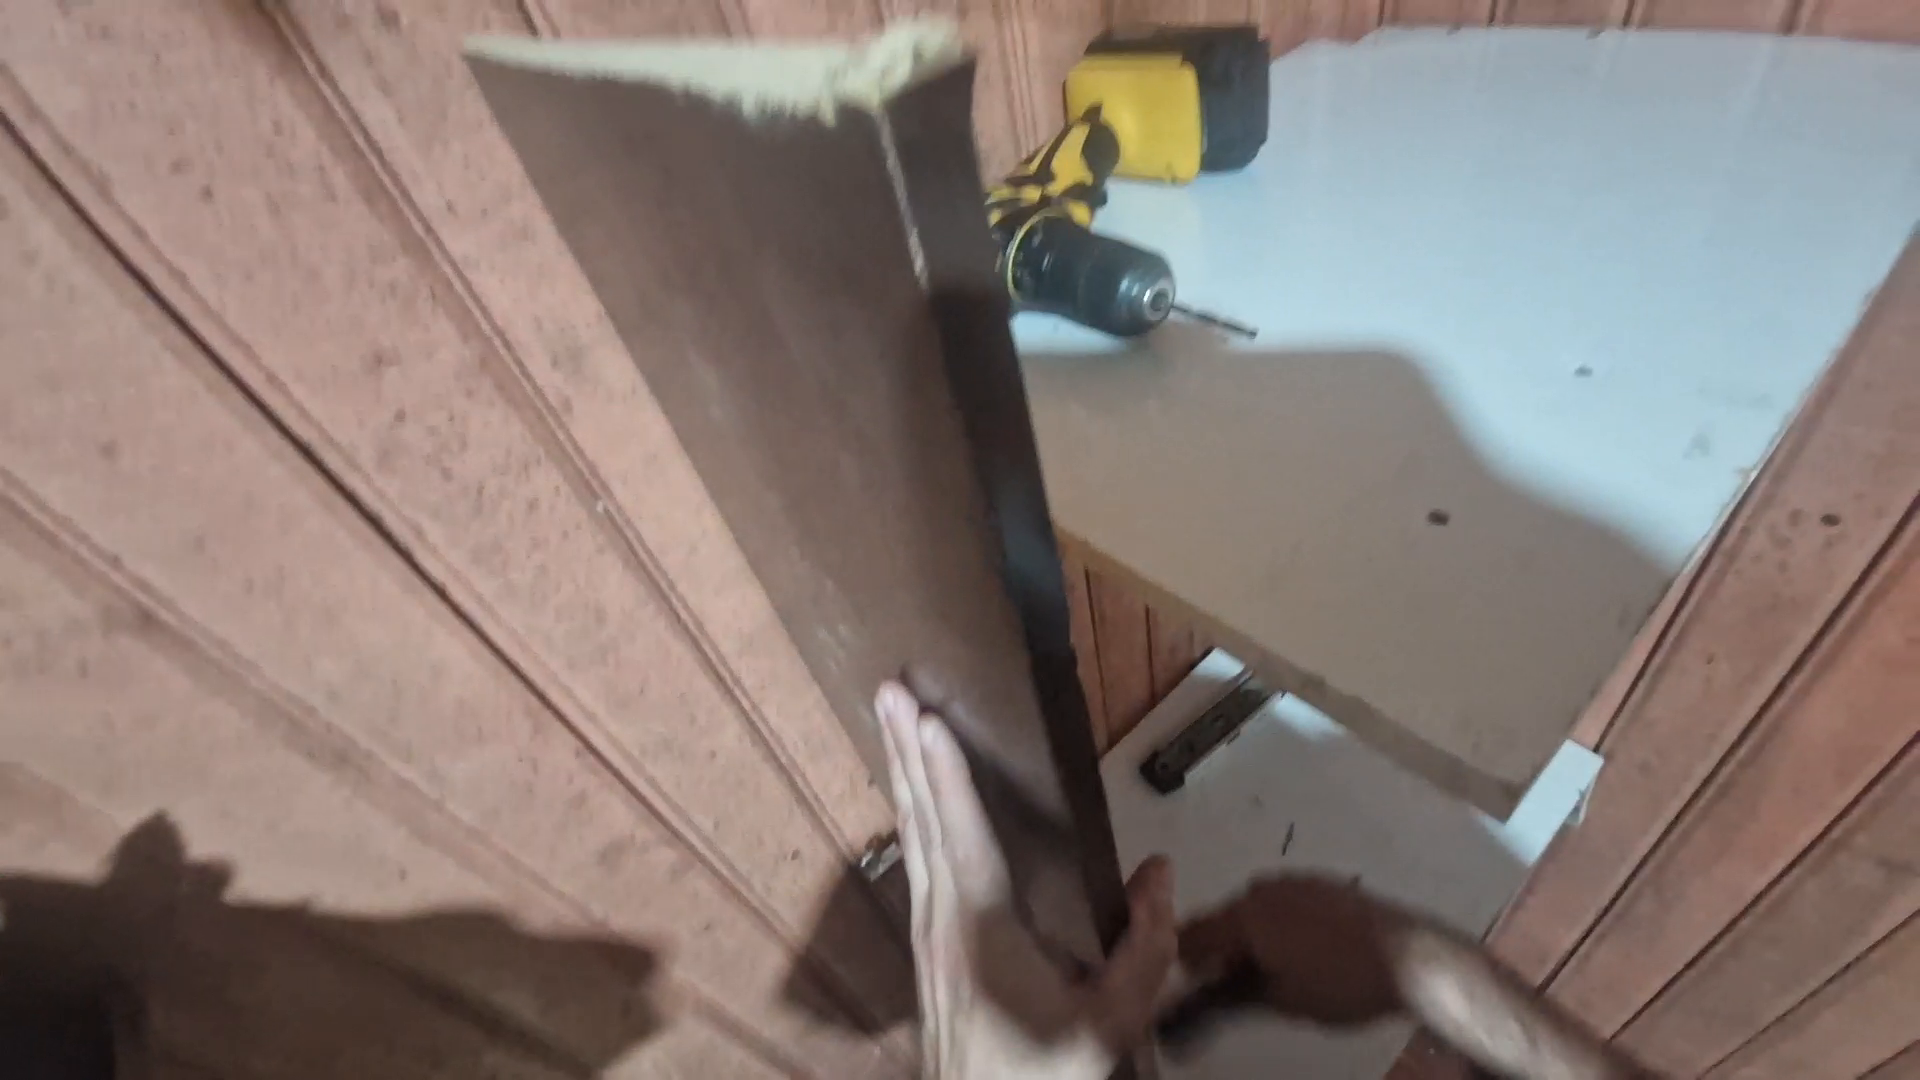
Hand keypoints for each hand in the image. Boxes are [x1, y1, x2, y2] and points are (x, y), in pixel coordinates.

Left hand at [876, 681, 1175, 1079]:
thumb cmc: (1041, 1074)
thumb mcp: (1109, 1026)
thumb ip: (1143, 950)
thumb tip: (1159, 870)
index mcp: (981, 927)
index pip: (962, 835)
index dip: (946, 775)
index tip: (926, 719)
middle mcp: (940, 912)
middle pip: (921, 816)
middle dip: (904, 749)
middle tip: (888, 689)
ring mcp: (922, 921)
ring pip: (910, 829)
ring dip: (900, 768)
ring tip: (888, 715)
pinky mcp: (922, 932)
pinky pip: (912, 850)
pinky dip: (908, 804)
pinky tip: (907, 786)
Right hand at [1178, 874, 1406, 1026]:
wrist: (1411, 955)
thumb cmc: (1341, 984)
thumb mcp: (1283, 1003)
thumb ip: (1233, 997)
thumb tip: (1203, 1000)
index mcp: (1243, 915)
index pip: (1193, 933)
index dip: (1188, 959)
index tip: (1197, 983)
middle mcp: (1259, 888)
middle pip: (1225, 918)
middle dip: (1227, 948)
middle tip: (1245, 983)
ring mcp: (1291, 881)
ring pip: (1256, 908)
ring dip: (1257, 934)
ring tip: (1284, 967)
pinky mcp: (1319, 881)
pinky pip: (1285, 901)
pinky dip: (1284, 923)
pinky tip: (1312, 948)